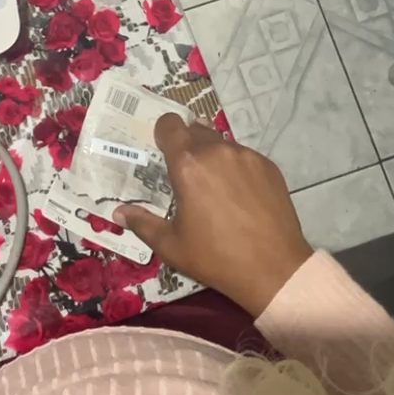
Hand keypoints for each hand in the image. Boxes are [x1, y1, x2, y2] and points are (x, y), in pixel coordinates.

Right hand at [113, 114, 313, 313]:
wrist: (275, 271)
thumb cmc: (216, 258)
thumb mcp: (171, 245)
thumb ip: (142, 223)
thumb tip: (118, 212)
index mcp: (188, 164)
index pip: (169, 124)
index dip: (163, 133)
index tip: (162, 151)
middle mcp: (216, 151)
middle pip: (195, 129)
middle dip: (187, 145)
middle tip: (186, 174)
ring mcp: (246, 157)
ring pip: (220, 143)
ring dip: (212, 156)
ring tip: (214, 187)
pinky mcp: (269, 167)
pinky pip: (243, 156)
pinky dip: (235, 167)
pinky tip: (240, 195)